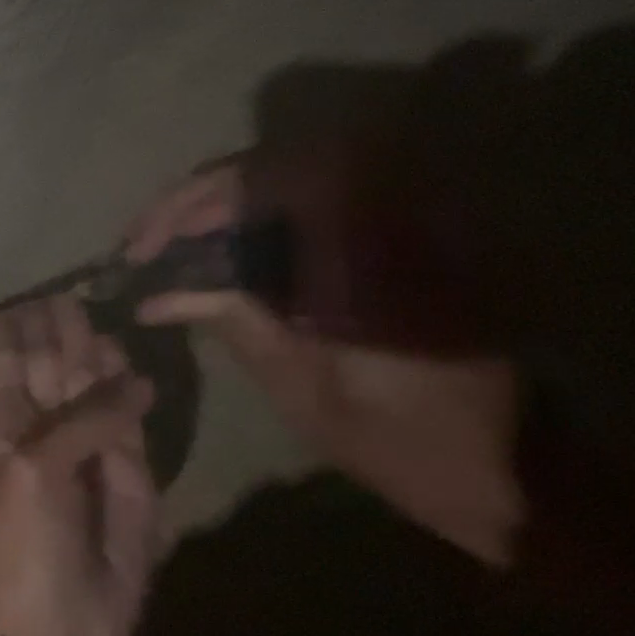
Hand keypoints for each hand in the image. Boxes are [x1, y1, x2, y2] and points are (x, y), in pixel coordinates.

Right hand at [126, 162, 523, 566]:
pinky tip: (210, 259)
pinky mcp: (385, 256)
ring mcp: (391, 236)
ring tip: (163, 247)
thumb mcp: (303, 387)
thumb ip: (235, 324)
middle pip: (277, 172)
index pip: (274, 181)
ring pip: (287, 191)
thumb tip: (154, 298)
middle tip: (141, 243)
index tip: (144, 244)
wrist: (493, 463)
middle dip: (196, 201)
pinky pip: (307, 220)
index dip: (197, 201)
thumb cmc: (396, 435)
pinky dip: (250, 229)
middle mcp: (388, 225)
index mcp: (373, 253)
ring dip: (218, 211)